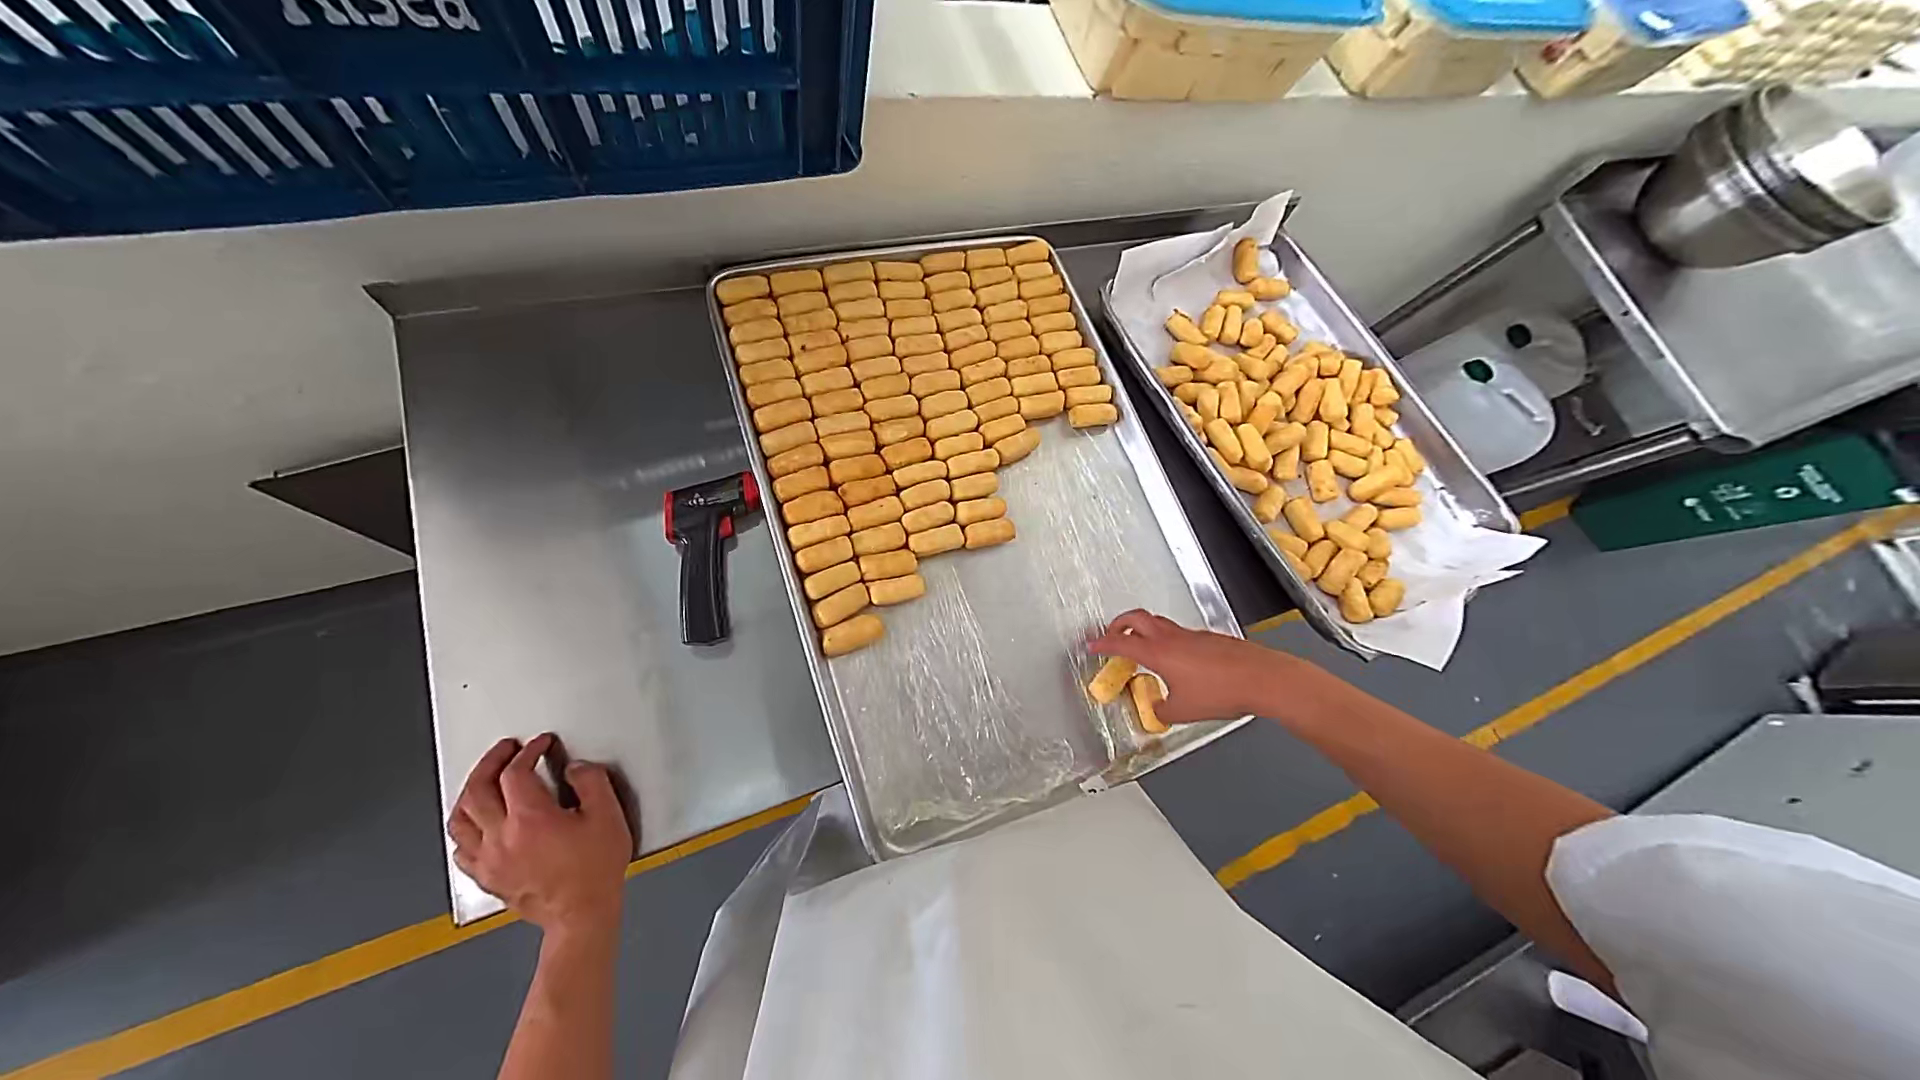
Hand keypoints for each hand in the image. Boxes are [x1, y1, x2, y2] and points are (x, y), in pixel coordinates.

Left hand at [447, 733, 633, 933]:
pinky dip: (464, 828)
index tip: (539, 744)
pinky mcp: (487, 877)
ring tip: (483, 780)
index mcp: (530, 818)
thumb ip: (591, 782)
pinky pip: (461, 848)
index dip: (528, 751)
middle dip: (491, 762)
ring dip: (469, 792)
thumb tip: (575, 769)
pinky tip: (475, 823)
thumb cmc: (594, 870)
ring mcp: (489, 859)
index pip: (515, 772)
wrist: (581, 913)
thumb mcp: (608, 815)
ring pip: (460, 818)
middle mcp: (502, 837)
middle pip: (477, 789)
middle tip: (505, 750)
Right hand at [1088, 609, 1328, 725]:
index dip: (1102, 643)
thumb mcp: (1183, 711)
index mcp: (1158, 653)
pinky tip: (1176, 659)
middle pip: (1136, 618)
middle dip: (1118, 624)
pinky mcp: (1209, 639)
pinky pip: (1180, 633)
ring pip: (1158, 623)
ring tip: (1142, 646)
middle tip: (1112, 635)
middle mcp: (1172, 638)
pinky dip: (1167, 640)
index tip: (1092, 644)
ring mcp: (1192, 635)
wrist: (1262, 678)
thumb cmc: (1222, 692)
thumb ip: (1162, 709)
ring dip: (1144, 630)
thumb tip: (1158, 708)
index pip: (1120, 643)